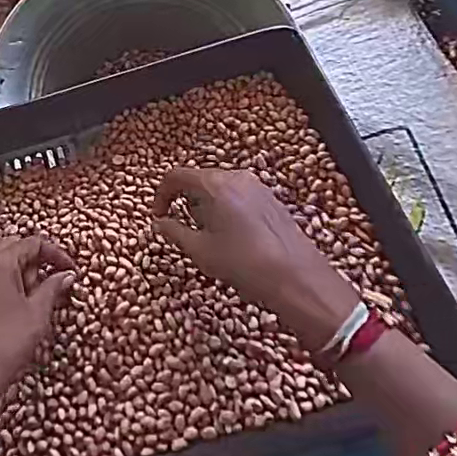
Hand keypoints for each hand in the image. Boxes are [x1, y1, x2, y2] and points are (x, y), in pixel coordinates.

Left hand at [0, 235, 76, 401]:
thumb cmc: (5, 343)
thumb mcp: (37, 313)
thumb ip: (53, 288)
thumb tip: (66, 275)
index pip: (32, 243)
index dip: (56, 255)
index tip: (71, 270)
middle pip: (14, 249)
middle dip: (37, 263)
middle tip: (53, 285)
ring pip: (1, 266)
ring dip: (22, 276)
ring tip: (36, 302)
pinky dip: (6, 287)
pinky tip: (16, 311)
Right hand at [152, 168, 356, 350]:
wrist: (298, 279)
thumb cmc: (245, 264)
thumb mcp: (200, 250)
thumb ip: (174, 231)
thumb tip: (159, 223)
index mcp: (216, 185)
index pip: (176, 176)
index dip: (161, 195)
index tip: (158, 216)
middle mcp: (237, 178)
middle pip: (199, 179)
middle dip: (184, 201)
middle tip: (181, 228)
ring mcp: (257, 187)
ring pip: (220, 188)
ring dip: (205, 205)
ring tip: (207, 236)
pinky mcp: (271, 200)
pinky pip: (238, 195)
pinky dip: (225, 208)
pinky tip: (231, 237)